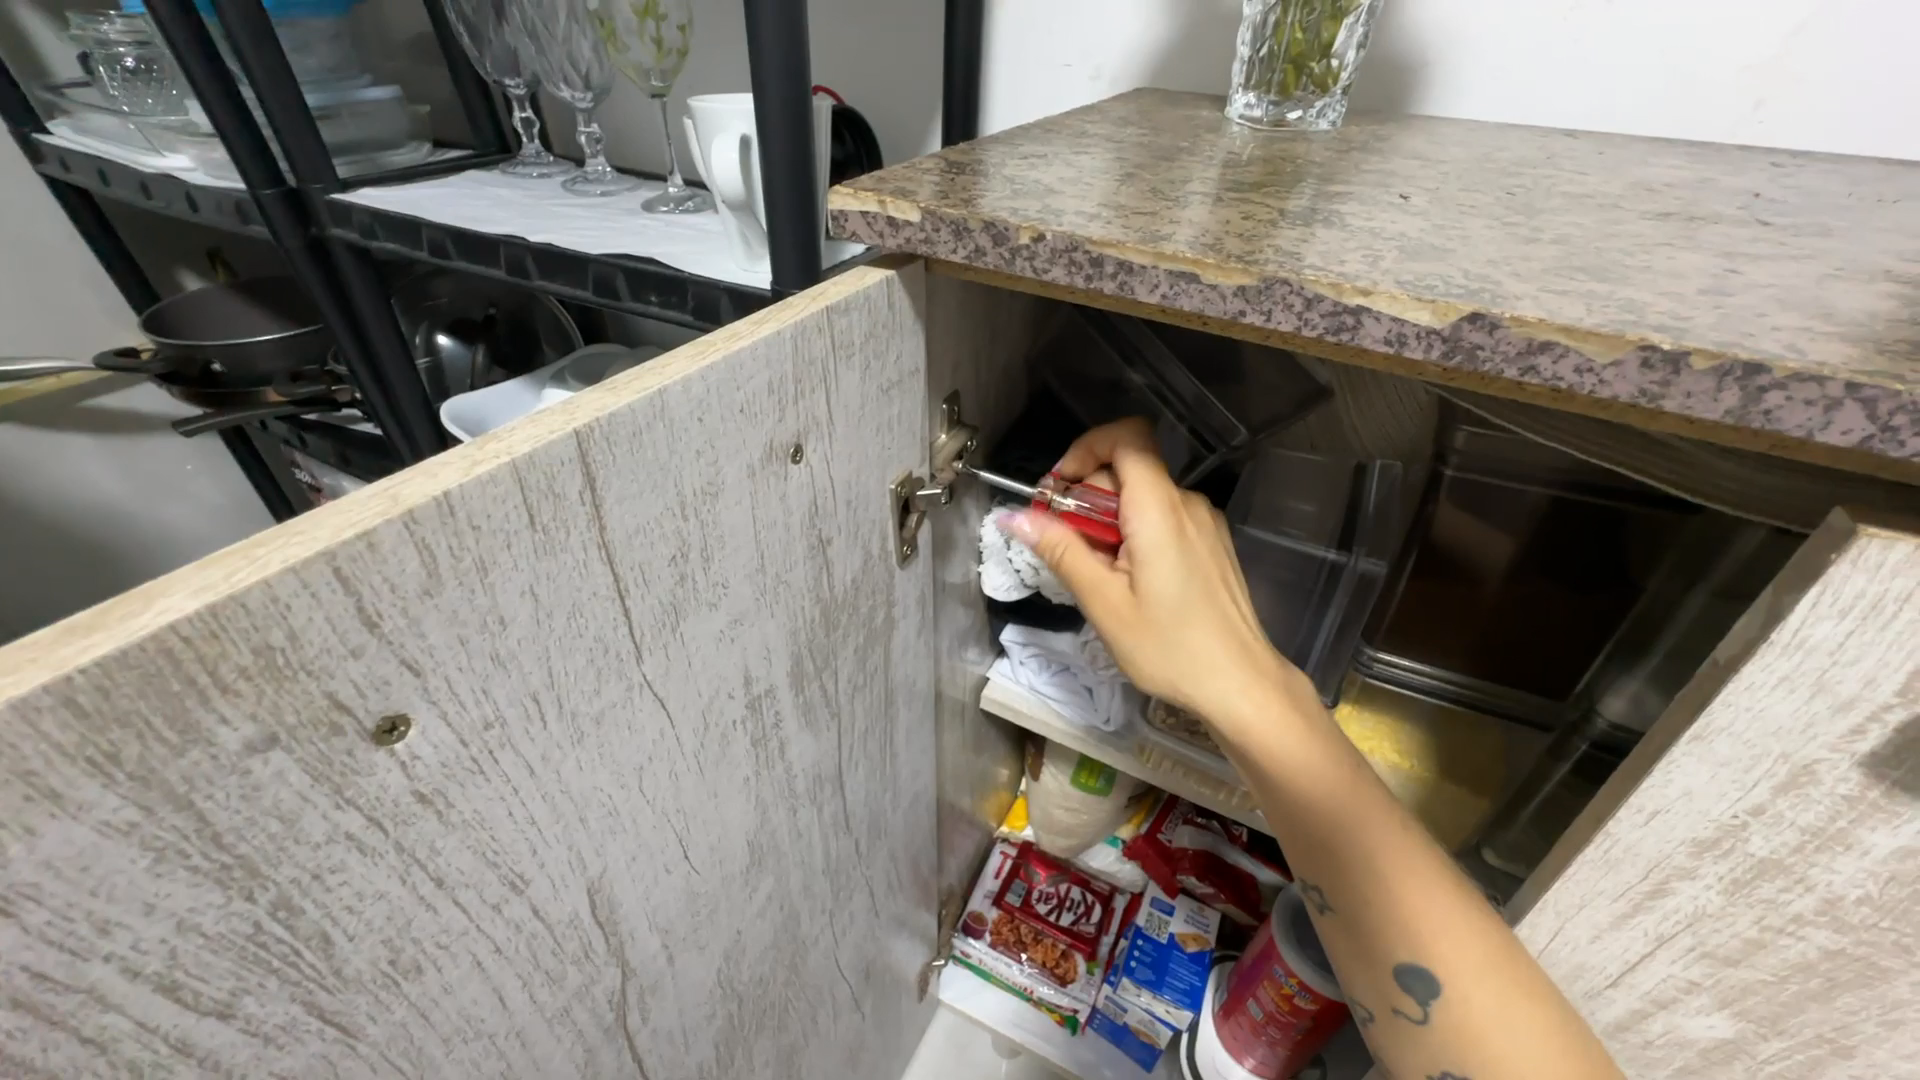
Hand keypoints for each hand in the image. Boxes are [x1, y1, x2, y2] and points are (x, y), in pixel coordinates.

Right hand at [995, 419, 1317, 740]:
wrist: (1241, 685)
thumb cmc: (1170, 648)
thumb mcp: (1104, 603)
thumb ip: (1060, 551)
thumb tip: (1013, 516)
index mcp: (1159, 509)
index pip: (1125, 437)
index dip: (1086, 448)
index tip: (1059, 490)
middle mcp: (1186, 503)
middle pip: (1127, 471)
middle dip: (1087, 499)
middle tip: (1067, 549)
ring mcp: (1203, 522)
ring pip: (1142, 498)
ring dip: (1108, 522)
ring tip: (1099, 576)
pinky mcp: (1211, 542)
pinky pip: (1162, 519)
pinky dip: (1134, 534)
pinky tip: (1129, 581)